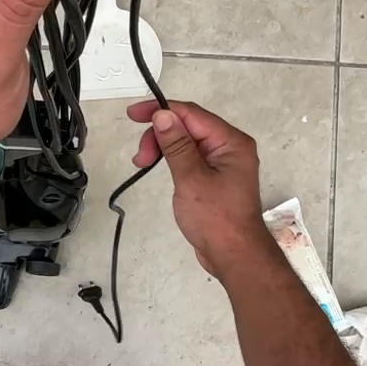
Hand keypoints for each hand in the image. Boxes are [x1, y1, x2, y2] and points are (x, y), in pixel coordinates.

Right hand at [129, 100, 271, 277]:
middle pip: (188, 126)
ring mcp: (222, 163)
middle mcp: (229, 147)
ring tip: (143, 164)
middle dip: (160, 135)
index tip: (133, 114)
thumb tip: (163, 115)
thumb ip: (176, 145)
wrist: (233, 254)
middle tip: (140, 157)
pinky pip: (190, 157)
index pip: (191, 114)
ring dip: (163, 147)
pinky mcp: (214, 178)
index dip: (161, 110)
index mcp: (230, 142)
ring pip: (186, 142)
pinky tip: (159, 167)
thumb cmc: (216, 219)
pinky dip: (172, 159)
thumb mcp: (191, 179)